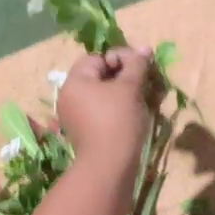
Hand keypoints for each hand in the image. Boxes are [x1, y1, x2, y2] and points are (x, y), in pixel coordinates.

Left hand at [56, 48, 153, 170]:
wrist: (109, 166)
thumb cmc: (118, 121)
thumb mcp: (130, 88)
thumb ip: (137, 65)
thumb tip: (145, 48)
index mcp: (74, 82)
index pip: (97, 58)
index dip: (119, 58)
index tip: (140, 67)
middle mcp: (69, 97)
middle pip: (98, 76)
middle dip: (123, 76)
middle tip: (144, 82)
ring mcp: (75, 116)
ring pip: (102, 95)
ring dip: (123, 93)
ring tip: (143, 98)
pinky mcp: (85, 132)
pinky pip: (101, 111)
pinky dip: (117, 108)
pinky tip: (134, 114)